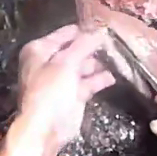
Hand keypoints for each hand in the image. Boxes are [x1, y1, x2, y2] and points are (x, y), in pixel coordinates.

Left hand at [13, 24, 115, 153]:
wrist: (45, 128)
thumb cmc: (50, 91)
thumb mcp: (66, 63)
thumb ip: (84, 45)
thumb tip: (99, 30)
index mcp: (40, 50)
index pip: (65, 34)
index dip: (84, 31)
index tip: (105, 27)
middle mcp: (49, 62)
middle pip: (75, 49)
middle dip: (94, 48)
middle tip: (115, 43)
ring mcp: (61, 79)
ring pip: (83, 66)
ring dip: (98, 63)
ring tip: (117, 59)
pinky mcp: (73, 95)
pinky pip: (88, 82)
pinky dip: (99, 79)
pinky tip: (111, 77)